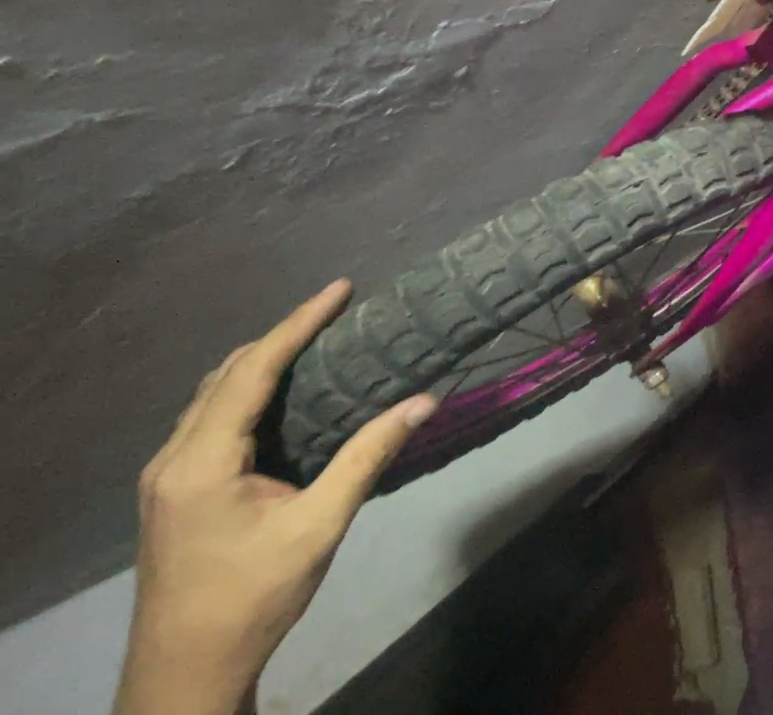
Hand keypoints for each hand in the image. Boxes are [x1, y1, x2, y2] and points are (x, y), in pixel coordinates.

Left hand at [114, 281, 436, 714]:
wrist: (187, 664)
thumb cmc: (256, 592)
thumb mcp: (320, 524)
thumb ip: (367, 457)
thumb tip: (422, 402)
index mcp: (202, 461)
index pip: (251, 372)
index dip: (297, 325)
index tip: (339, 290)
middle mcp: (174, 458)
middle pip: (226, 375)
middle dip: (281, 335)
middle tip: (336, 310)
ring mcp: (168, 475)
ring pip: (212, 395)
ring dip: (262, 361)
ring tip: (315, 341)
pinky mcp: (176, 489)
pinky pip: (211, 418)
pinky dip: (250, 390)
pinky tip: (283, 396)